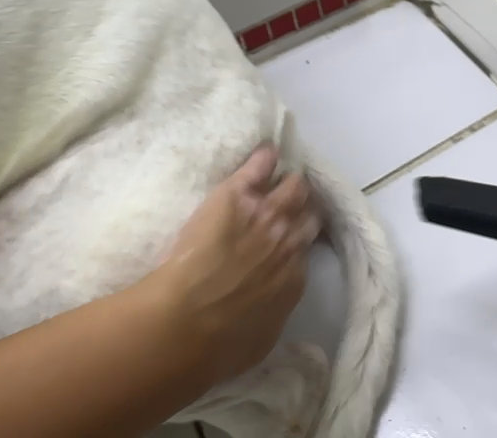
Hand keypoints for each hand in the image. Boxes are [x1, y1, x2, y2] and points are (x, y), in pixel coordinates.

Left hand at [142, 147, 320, 384]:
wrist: (188, 319)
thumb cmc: (221, 343)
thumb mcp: (262, 339)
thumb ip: (275, 314)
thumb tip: (275, 305)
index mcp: (294, 274)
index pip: (307, 245)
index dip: (298, 238)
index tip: (288, 237)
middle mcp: (288, 238)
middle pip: (308, 209)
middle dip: (301, 205)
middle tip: (287, 204)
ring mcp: (265, 212)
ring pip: (294, 184)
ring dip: (288, 181)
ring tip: (277, 177)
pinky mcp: (237, 192)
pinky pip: (261, 164)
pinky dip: (264, 157)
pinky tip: (263, 154)